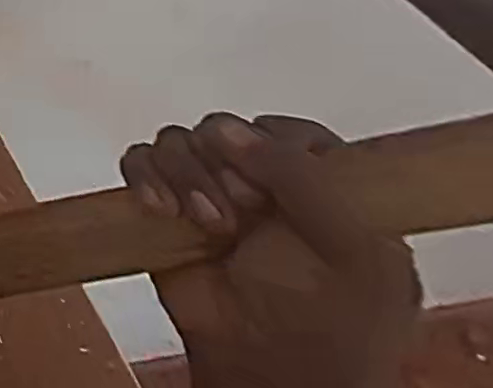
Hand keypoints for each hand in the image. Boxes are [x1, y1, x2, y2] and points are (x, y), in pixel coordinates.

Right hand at [120, 114, 419, 387]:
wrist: (263, 370)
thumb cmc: (326, 320)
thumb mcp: (354, 254)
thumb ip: (304, 181)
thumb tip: (227, 129)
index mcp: (321, 185)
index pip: (285, 131)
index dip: (271, 147)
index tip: (270, 188)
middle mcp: (260, 179)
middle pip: (220, 130)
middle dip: (220, 167)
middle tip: (239, 212)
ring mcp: (206, 187)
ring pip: (176, 141)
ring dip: (183, 175)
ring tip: (205, 224)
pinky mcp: (161, 200)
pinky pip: (138, 159)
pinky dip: (143, 177)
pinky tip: (160, 210)